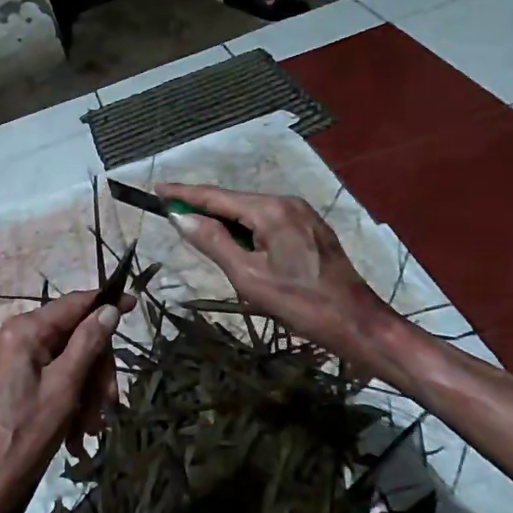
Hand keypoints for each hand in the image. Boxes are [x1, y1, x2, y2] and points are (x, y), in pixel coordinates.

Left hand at [0, 289, 132, 508]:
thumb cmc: (25, 433)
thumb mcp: (64, 387)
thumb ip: (88, 343)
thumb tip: (109, 308)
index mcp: (26, 330)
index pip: (74, 303)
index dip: (106, 304)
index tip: (135, 305)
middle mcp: (20, 337)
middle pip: (77, 336)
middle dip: (98, 370)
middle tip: (109, 404)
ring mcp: (19, 360)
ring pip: (72, 362)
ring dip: (89, 393)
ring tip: (92, 430)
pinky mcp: (21, 382)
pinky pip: (59, 380)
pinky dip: (74, 403)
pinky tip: (78, 435)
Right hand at [154, 183, 393, 359]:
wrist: (357, 322)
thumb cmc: (300, 303)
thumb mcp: (248, 276)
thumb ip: (213, 242)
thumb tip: (180, 217)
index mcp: (270, 210)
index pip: (216, 196)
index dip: (184, 193)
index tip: (156, 190)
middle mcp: (286, 202)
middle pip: (233, 201)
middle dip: (203, 207)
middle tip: (171, 214)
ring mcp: (301, 213)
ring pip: (250, 212)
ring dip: (224, 221)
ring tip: (198, 232)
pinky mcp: (309, 228)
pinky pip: (267, 221)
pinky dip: (245, 229)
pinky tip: (235, 243)